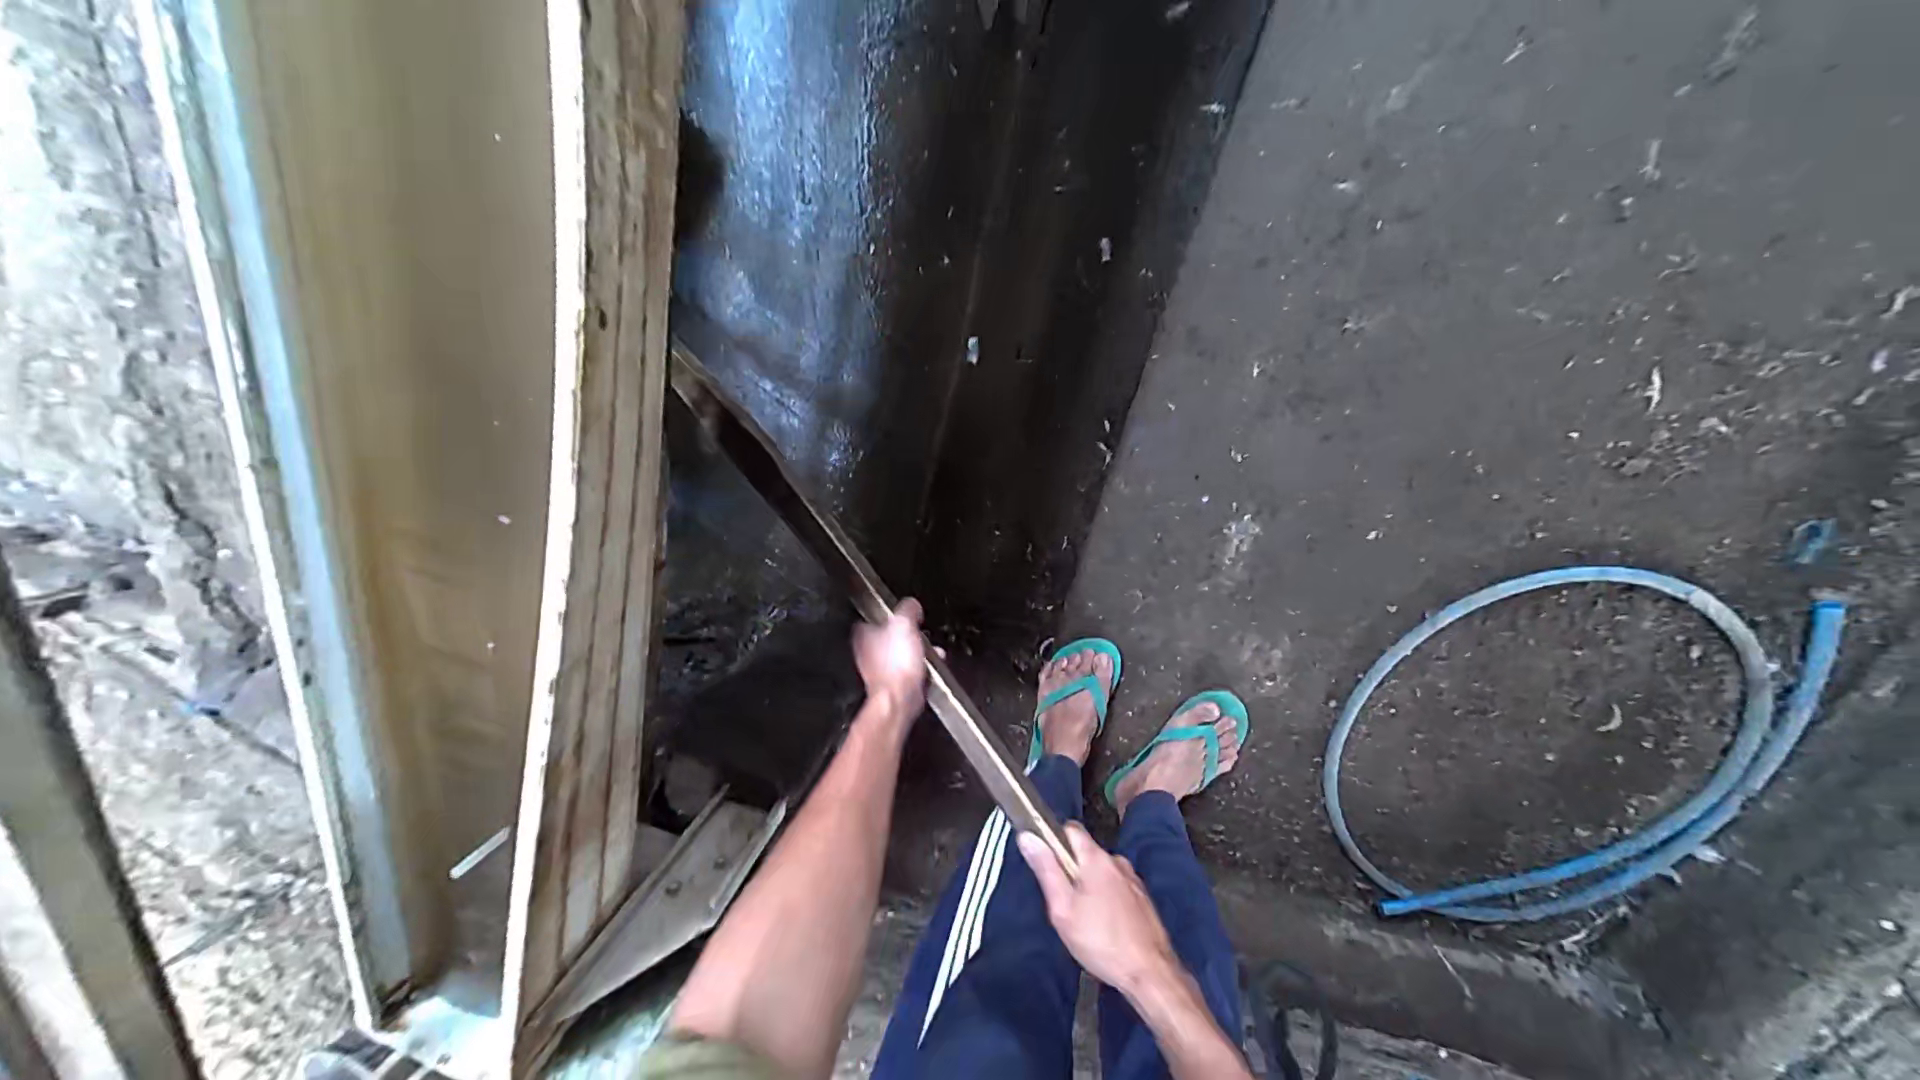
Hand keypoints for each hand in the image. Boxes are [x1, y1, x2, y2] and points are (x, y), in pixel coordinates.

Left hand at [851, 599, 928, 722]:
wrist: (901, 699)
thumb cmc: (896, 666)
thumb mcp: (904, 624)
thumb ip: (907, 610)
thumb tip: (912, 604)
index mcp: (863, 635)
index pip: (868, 619)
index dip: (885, 615)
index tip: (897, 613)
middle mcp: (868, 653)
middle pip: (887, 636)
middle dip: (906, 634)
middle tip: (918, 632)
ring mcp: (879, 670)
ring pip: (899, 654)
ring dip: (916, 651)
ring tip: (930, 651)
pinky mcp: (893, 684)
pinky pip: (908, 671)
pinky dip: (919, 668)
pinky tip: (929, 667)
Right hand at [1017, 824, 1180, 996]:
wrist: (1151, 974)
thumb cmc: (1101, 941)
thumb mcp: (1063, 909)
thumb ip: (1046, 870)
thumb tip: (1028, 836)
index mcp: (1097, 858)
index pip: (1071, 829)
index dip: (1054, 840)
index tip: (1047, 864)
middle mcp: (1117, 861)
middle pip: (1086, 853)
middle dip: (1072, 871)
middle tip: (1064, 903)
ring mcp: (1133, 880)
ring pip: (1102, 873)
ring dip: (1090, 887)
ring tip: (1086, 920)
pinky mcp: (1143, 899)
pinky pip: (1117, 888)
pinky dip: (1107, 899)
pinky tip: (1106, 927)